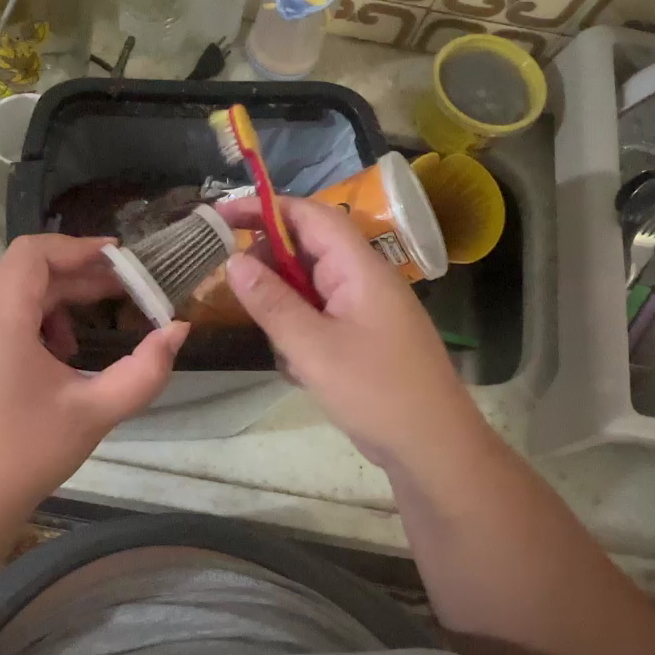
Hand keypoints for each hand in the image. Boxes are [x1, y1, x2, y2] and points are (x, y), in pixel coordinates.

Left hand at [0, 234, 189, 525]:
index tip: (121, 260)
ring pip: (7, 293)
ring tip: (83, 339)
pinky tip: (52, 360)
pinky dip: (27, 322)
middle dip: (74, 278)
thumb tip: (179, 330)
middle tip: (121, 294)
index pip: (35, 252)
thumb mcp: (96, 411)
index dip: (80, 248)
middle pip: (24, 271)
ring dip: (51, 302)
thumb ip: (145, 370)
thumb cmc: (28, 454)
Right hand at [219, 197, 475, 467]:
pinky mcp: (363, 339)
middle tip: (231, 282)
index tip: (223, 215)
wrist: (432, 445)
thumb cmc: (375, 391)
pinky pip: (320, 318)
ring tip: (271, 339)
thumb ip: (271, 303)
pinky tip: (296, 367)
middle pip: (309, 249)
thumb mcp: (312, 347)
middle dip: (269, 262)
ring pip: (310, 288)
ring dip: (283, 306)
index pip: (311, 216)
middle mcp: (364, 281)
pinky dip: (299, 333)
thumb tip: (234, 261)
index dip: (266, 209)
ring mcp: (366, 311)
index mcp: (360, 269)